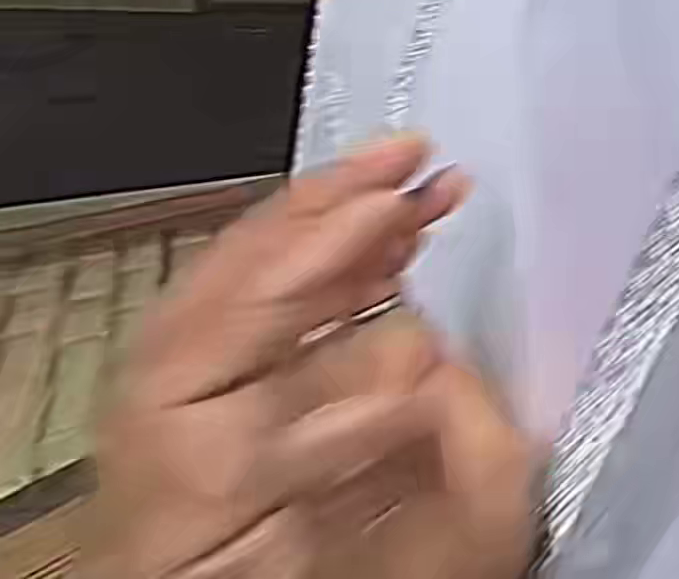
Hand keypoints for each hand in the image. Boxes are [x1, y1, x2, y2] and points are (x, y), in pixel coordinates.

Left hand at [90, 136, 534, 578]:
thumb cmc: (448, 577)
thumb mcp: (468, 532)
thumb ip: (442, 443)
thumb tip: (411, 354)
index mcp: (205, 524)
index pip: (192, 394)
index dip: (284, 296)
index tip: (392, 231)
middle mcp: (192, 462)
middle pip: (201, 322)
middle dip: (302, 223)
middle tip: (398, 158)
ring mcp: (238, 415)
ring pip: (242, 298)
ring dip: (335, 217)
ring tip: (418, 167)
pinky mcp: (294, 382)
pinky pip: (304, 302)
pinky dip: (359, 245)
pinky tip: (416, 210)